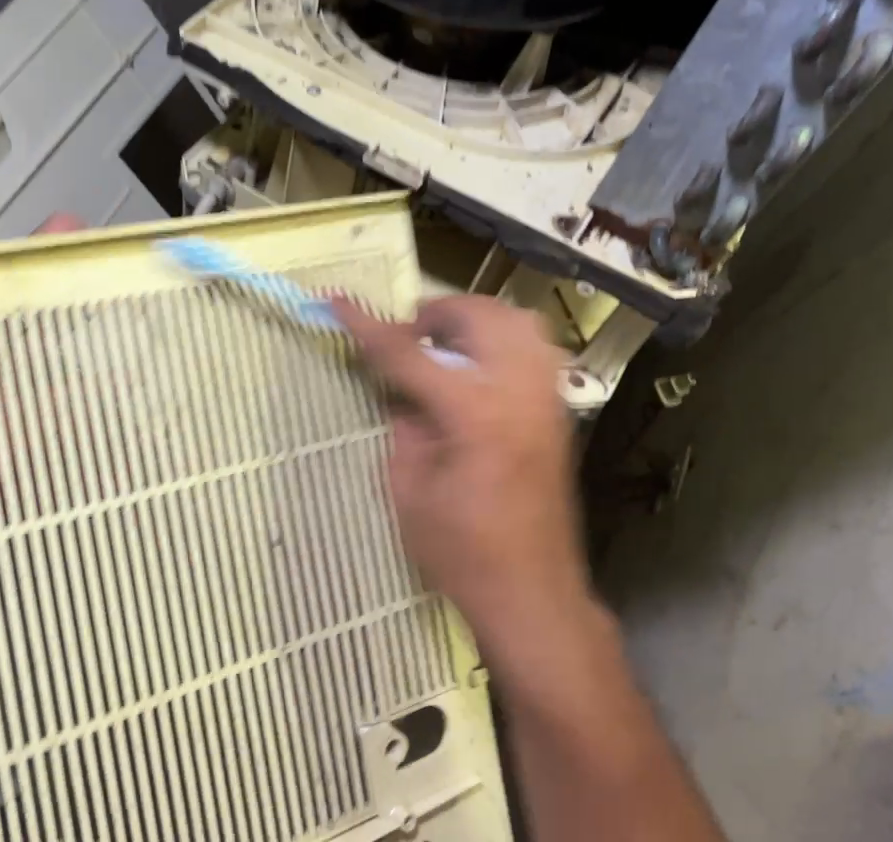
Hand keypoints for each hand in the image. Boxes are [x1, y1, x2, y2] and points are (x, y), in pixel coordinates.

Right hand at [333, 295, 591, 631]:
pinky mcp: (558, 411)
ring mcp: (546, 398)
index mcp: (472, 413)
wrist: (534, 592)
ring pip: (515, 321)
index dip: (365, 326)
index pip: (407, 353)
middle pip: (475, 315)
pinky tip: (478, 371)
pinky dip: (502, 341)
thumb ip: (401, 424)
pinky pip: (535, 348)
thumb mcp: (406, 489)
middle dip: (431, 316)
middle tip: (405, 342)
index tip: (334, 300)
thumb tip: (398, 388)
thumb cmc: (461, 552)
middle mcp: (518, 391)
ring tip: (444, 348)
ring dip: (472, 322)